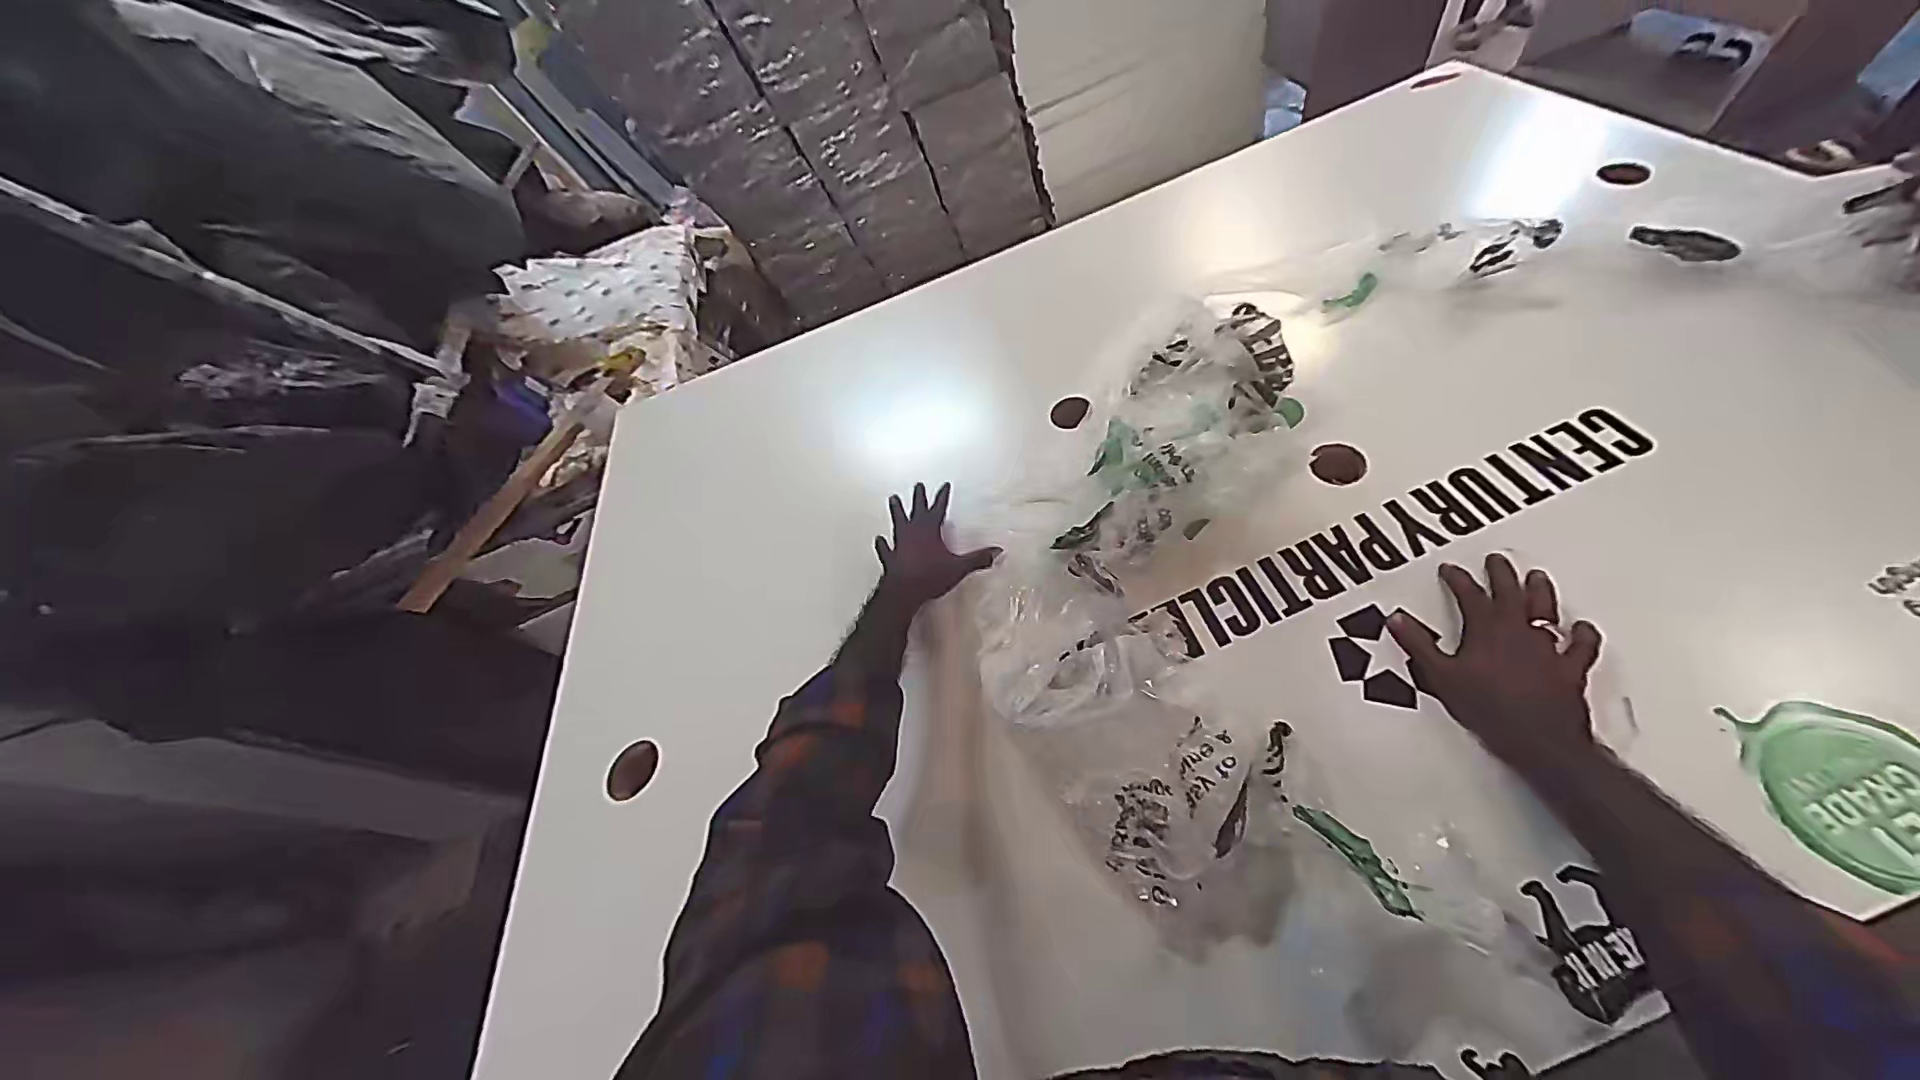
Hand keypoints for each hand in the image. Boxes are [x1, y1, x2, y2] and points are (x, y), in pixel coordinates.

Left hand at [874, 482, 999, 608]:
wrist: (903, 592)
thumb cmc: (930, 577)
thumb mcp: (959, 567)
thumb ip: (978, 558)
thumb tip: (998, 551)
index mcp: (929, 530)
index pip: (938, 509)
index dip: (942, 497)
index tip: (944, 485)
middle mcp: (913, 532)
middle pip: (917, 510)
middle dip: (919, 498)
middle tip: (918, 485)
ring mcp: (899, 544)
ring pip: (898, 522)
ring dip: (896, 511)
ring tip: (893, 499)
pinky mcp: (890, 557)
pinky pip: (886, 548)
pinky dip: (883, 544)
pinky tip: (879, 539)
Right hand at [1387, 554, 1602, 773]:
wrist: (1538, 741)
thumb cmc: (1488, 709)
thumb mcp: (1439, 676)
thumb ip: (1418, 645)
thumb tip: (1399, 620)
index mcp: (1486, 632)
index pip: (1470, 596)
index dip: (1458, 580)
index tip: (1450, 570)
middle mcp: (1519, 634)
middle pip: (1511, 594)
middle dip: (1502, 575)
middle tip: (1496, 561)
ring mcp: (1548, 650)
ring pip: (1545, 611)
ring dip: (1539, 591)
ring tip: (1536, 577)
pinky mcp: (1570, 669)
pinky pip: (1581, 645)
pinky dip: (1582, 634)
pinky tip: (1581, 627)